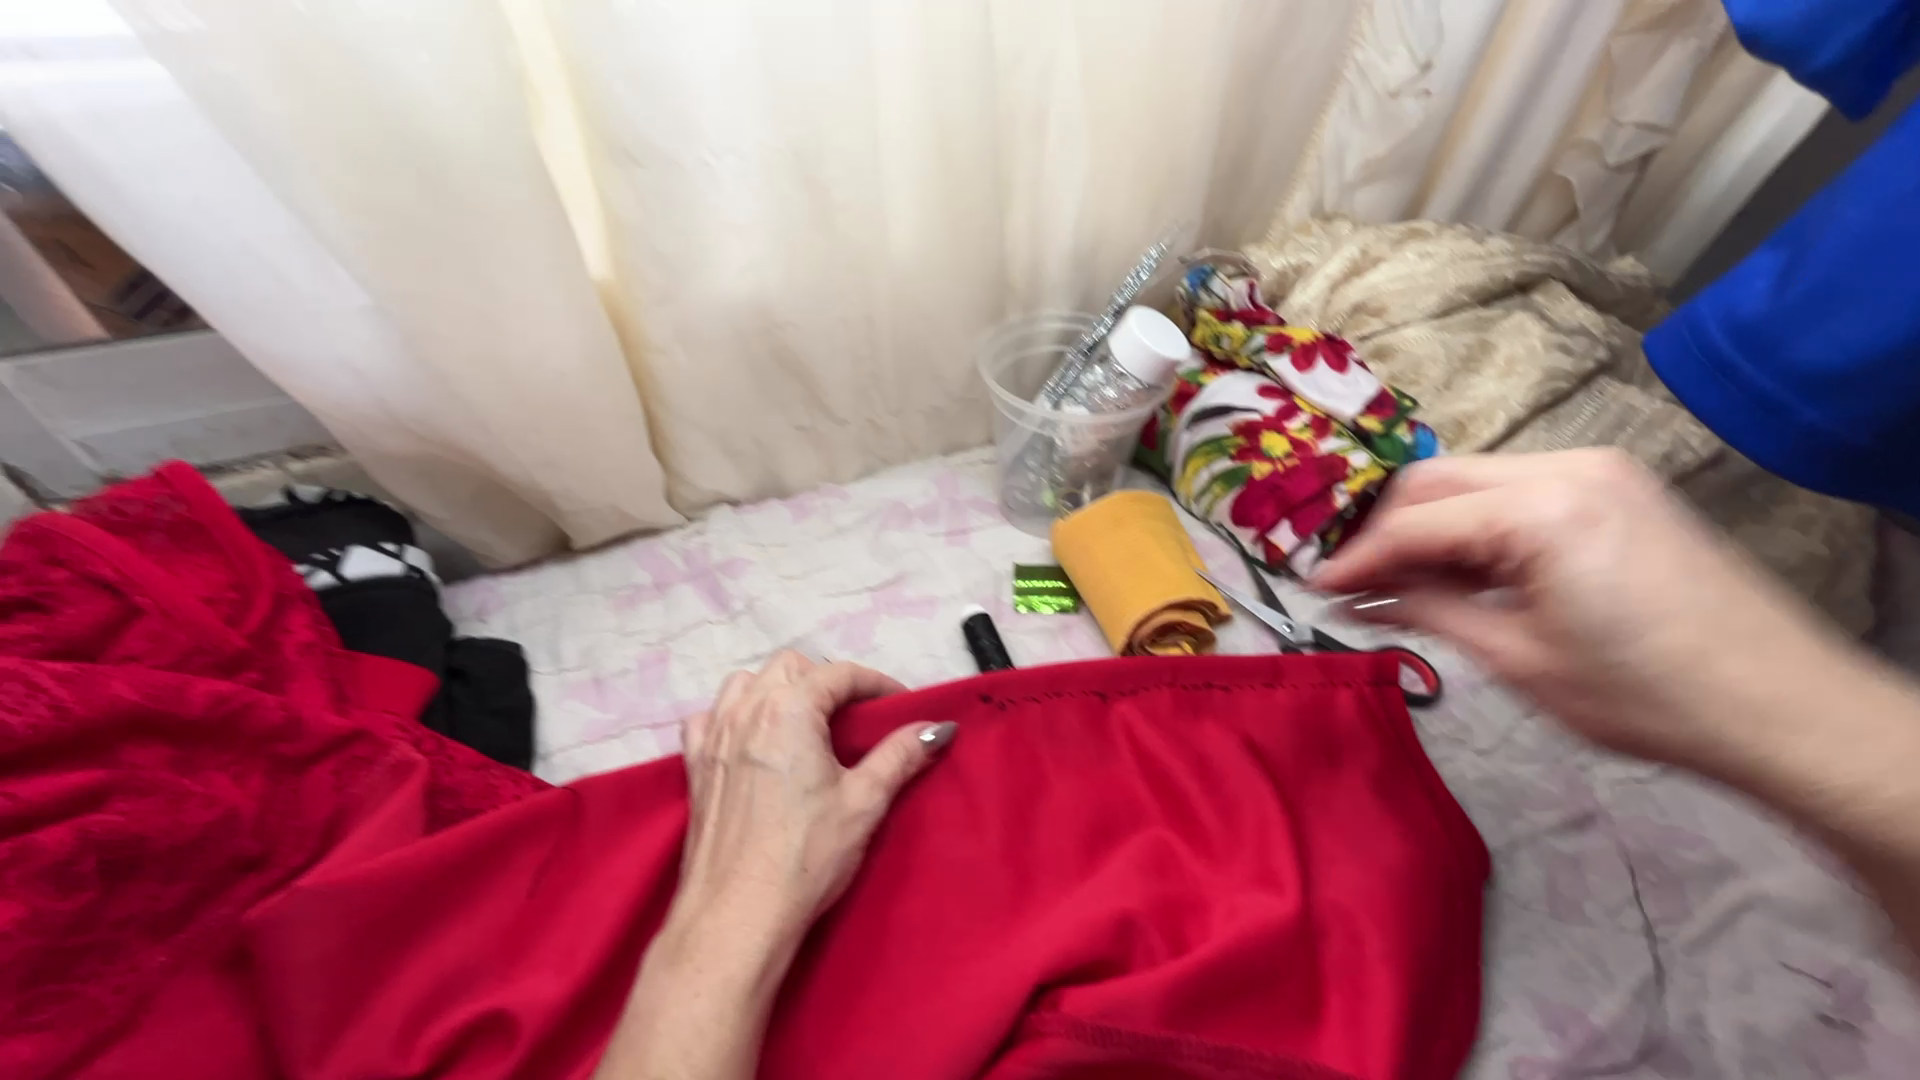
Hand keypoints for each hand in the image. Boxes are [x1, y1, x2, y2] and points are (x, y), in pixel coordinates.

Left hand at [595, 653, 953, 1079]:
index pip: (839, 674)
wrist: (736, 916)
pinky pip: (711, 717)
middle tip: (855, 716)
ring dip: (779, 689)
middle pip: (790, 667)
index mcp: (789, 709)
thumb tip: (939, 726)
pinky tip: (751, 740)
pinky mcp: (694, 765)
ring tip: (806, 722)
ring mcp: (714, 735)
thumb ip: (900, 754)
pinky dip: (734, 715)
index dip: (876, 683)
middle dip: (826, 680)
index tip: (900, 705)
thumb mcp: (864, 802)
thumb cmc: (806, 856)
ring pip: (746, 683)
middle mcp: (747, 710)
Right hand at [1314, 450, 1919, 964]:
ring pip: (1469, 485)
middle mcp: (1566, 467)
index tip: (1312, 586)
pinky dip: (1470, 531)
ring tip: (1390, 581)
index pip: (1414, 522)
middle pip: (1433, 483)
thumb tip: (1353, 594)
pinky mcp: (1614, 491)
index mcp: (1542, 507)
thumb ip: (1425, 607)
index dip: (1355, 556)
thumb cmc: (1643, 696)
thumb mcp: (1513, 656)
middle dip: (1382, 530)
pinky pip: (1512, 497)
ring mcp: (1596, 472)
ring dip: (1423, 529)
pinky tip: (1448, 571)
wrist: (1789, 713)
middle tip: (1346, 579)